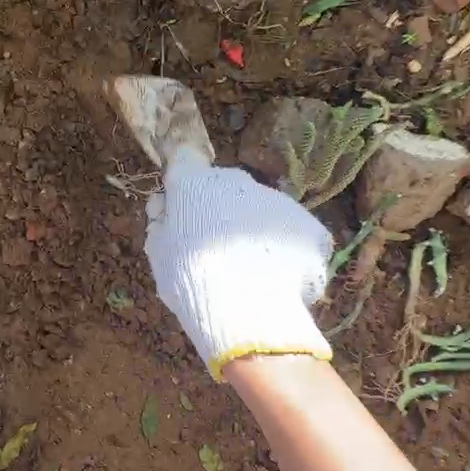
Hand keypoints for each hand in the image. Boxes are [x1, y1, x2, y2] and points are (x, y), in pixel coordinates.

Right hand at [146, 147, 334, 379]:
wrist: (248, 309)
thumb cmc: (190, 277)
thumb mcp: (158, 252)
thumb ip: (162, 223)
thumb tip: (166, 206)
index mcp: (195, 184)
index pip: (184, 161)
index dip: (182, 179)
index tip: (179, 200)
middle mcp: (238, 182)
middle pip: (225, 188)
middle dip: (219, 209)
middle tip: (213, 247)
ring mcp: (279, 202)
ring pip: (261, 211)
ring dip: (253, 231)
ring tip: (250, 272)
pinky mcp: (311, 226)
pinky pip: (291, 234)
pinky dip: (285, 251)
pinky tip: (277, 279)